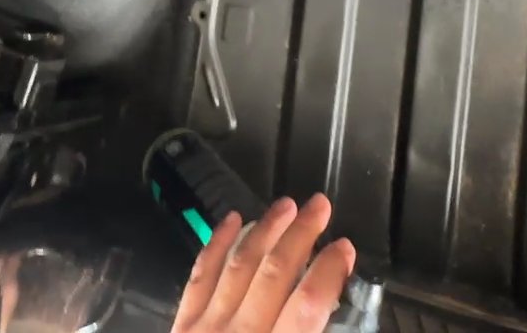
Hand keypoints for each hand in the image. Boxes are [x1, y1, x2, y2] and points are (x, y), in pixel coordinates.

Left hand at [171, 195, 355, 332]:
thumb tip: (327, 308)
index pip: (307, 305)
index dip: (329, 271)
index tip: (345, 248)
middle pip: (274, 273)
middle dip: (301, 234)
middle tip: (320, 205)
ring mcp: (206, 329)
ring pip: (240, 264)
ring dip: (266, 229)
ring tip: (286, 205)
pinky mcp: (181, 327)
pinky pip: (201, 276)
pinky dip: (218, 243)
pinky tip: (233, 219)